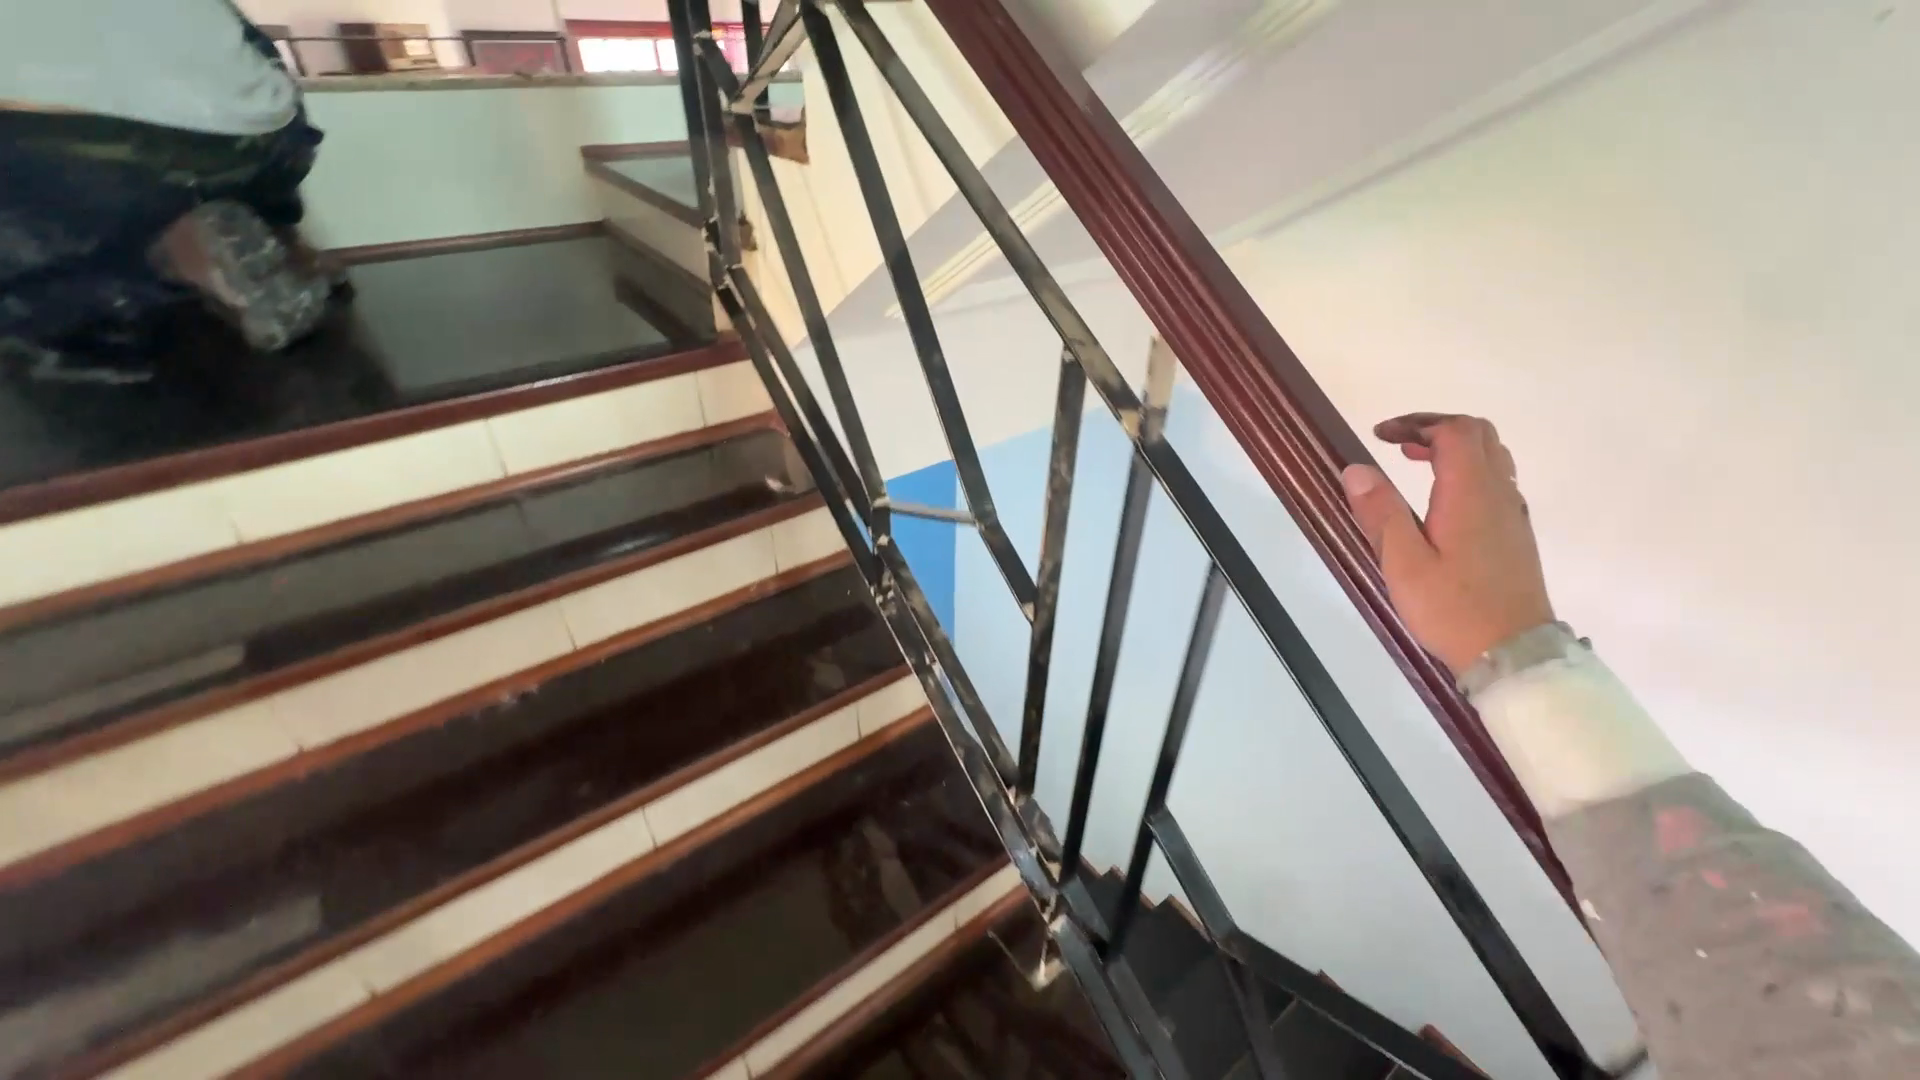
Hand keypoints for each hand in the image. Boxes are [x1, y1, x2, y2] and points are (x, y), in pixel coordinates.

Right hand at [1340, 413, 1554, 676]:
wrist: (1513, 652)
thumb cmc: (1452, 608)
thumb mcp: (1403, 563)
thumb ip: (1380, 512)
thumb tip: (1356, 469)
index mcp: (1471, 494)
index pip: (1453, 432)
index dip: (1416, 424)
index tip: (1379, 436)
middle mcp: (1499, 494)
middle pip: (1479, 435)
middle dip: (1435, 428)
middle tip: (1397, 443)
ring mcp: (1512, 513)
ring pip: (1492, 456)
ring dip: (1454, 448)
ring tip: (1416, 462)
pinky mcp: (1514, 533)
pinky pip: (1496, 481)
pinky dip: (1467, 471)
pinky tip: (1441, 499)